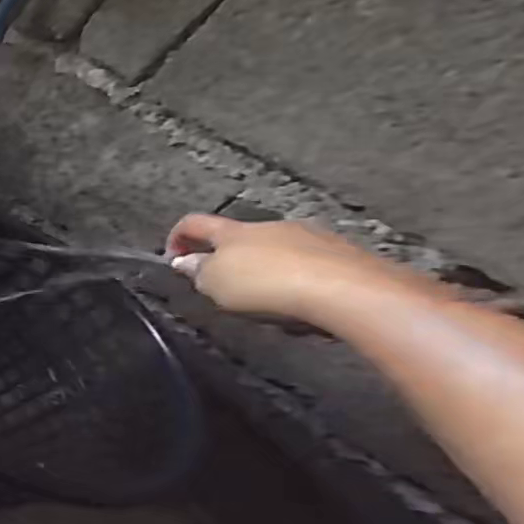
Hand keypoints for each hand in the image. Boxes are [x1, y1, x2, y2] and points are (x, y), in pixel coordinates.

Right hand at [164, 213, 435, 321]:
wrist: (352, 292)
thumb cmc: (268, 284)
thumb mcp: (215, 283)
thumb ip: (197, 272)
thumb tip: (187, 262)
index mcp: (234, 231)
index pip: (195, 223)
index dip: (177, 236)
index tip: (172, 257)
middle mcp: (272, 226)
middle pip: (240, 236)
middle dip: (227, 256)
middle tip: (221, 284)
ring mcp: (313, 238)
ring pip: (278, 249)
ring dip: (266, 267)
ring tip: (265, 298)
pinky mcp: (347, 256)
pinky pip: (311, 264)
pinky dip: (298, 278)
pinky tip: (300, 301)